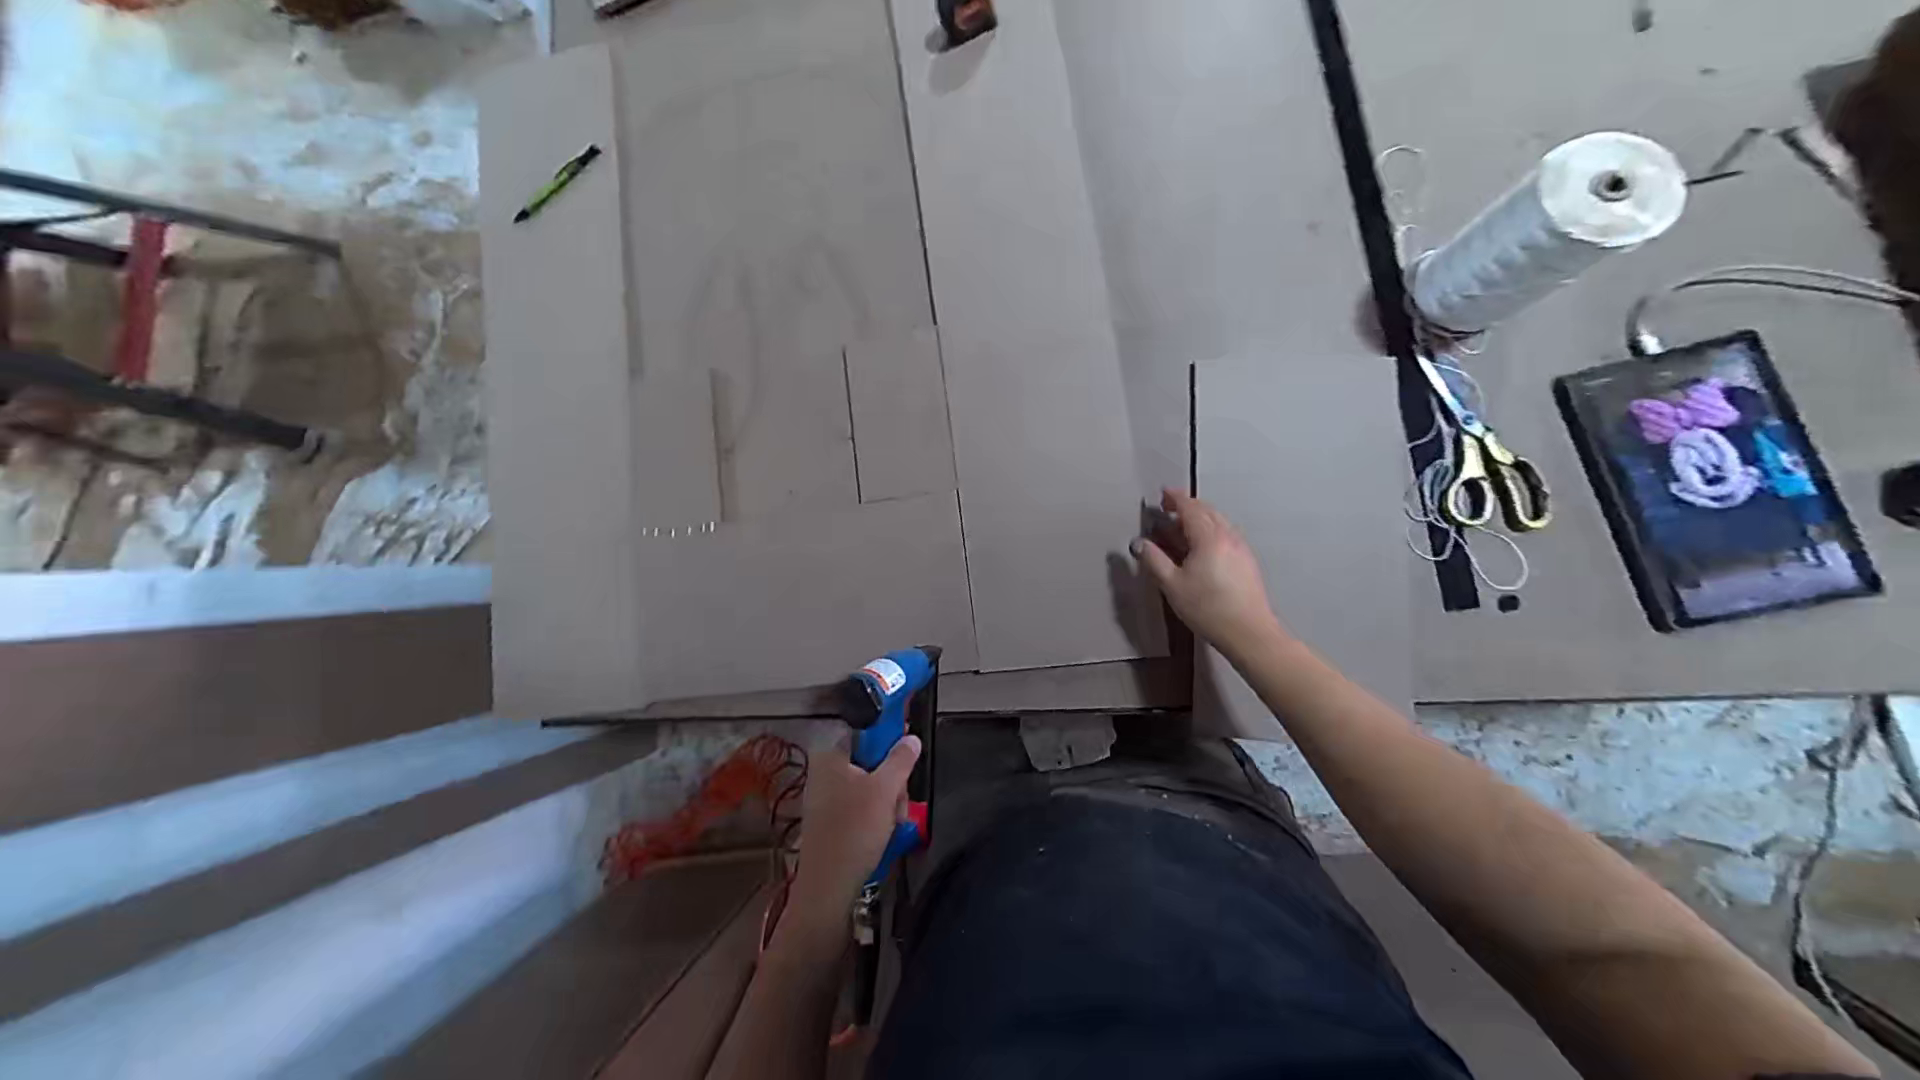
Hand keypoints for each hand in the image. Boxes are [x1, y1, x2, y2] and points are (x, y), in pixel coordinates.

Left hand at [789, 734, 921, 924]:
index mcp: (830, 757)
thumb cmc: (855, 831)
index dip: (888, 738)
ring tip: (893, 824)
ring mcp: (826, 801)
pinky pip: (860, 809)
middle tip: (899, 801)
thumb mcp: (885, 790)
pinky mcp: (830, 825)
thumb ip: (901, 760)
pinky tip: (883, 836)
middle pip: (871, 763)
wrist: (828, 889)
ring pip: (869, 788)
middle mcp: (824, 774)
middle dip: (892, 781)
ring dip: (888, 803)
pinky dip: (876, 819)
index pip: (864, 733)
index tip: (907, 753)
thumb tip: (911, 738)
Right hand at [1131, 488, 1291, 658]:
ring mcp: (1240, 549)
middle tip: (1168, 508)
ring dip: (1198, 519)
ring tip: (1180, 529)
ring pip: (1218, 522)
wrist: (1248, 632)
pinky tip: (1200, 548)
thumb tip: (1140, 545)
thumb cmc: (1210, 610)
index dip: (1175, 498)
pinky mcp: (1246, 562)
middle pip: (1206, 510)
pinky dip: (1209, 532)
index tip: (1163, 494)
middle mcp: (1228, 537)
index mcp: (1209, 537)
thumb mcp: (1172, 585)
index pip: (1190, 507)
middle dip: (1186, 506)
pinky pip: (1225, 535)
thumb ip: (1154, 560)